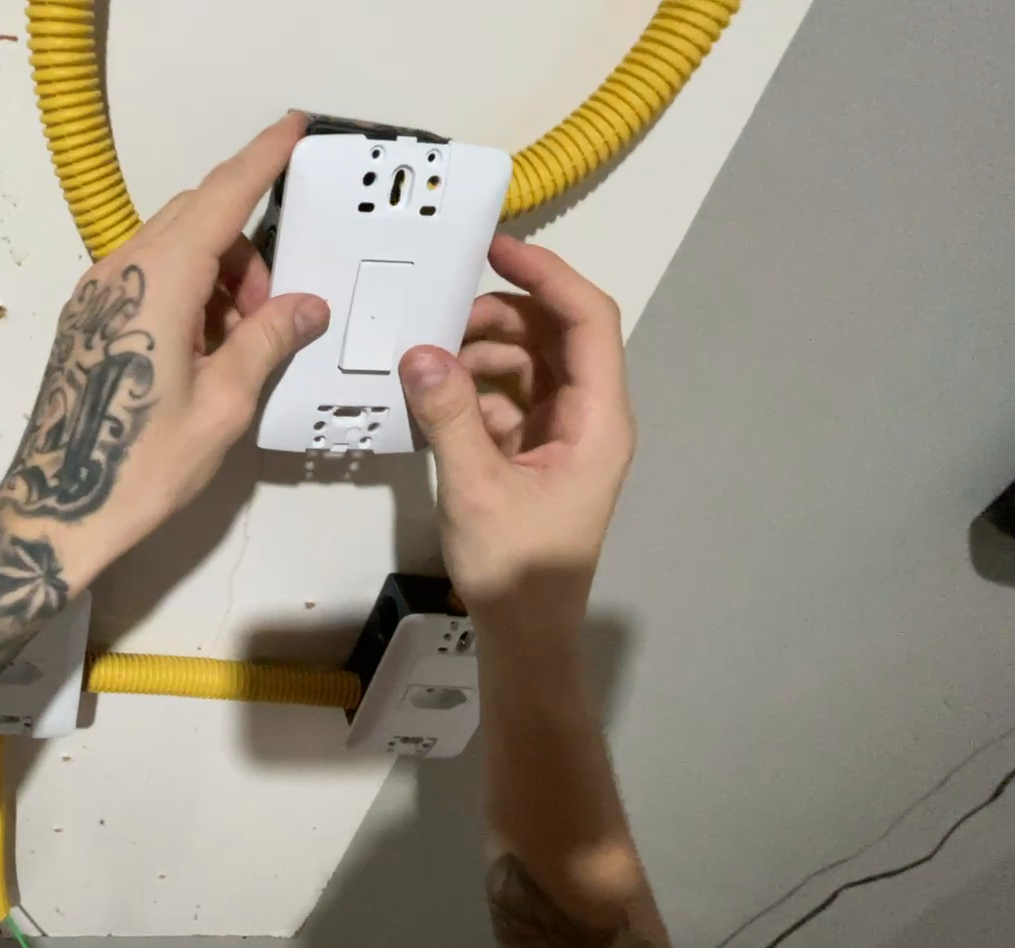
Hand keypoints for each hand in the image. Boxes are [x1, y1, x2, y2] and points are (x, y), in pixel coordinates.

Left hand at [0, 113, 330, 585]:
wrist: (60, 509)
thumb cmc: (142, 462)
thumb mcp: (222, 403)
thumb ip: (266, 341)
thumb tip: (305, 306)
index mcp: (159, 280)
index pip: (222, 197)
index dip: (262, 158)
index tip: (294, 128)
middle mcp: (119, 271)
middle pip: (196, 221)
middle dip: (246, 250)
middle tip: (274, 311)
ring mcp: (96, 295)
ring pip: (171, 250)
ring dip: (217, 277)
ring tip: (237, 345)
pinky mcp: (86, 320)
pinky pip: (147, 281)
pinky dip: (185, 296)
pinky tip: (201, 350)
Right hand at [400, 236, 634, 646]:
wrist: (524, 629)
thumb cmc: (515, 564)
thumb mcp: (476, 487)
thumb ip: (449, 416)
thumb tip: (418, 352)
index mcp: (597, 419)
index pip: (586, 323)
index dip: (547, 277)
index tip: (495, 251)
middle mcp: (585, 418)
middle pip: (553, 341)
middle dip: (499, 320)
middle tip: (439, 320)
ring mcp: (558, 438)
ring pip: (526, 371)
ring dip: (480, 358)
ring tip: (428, 365)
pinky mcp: (530, 456)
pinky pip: (504, 405)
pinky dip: (471, 395)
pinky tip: (433, 402)